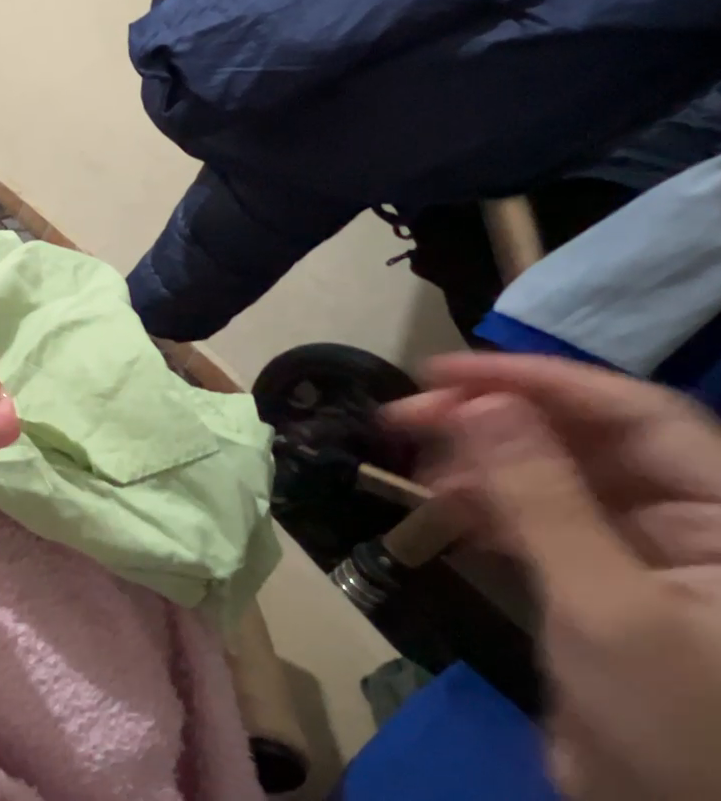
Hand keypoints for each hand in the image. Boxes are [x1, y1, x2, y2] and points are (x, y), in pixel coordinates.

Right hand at [388, 354, 720, 800]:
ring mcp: (650, 554)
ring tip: (411, 464)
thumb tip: (478, 405)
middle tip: (403, 416)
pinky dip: (486, 507)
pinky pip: (543, 521)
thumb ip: (542, 498)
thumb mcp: (604, 606)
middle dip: (493, 421)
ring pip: (556, 478)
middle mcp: (699, 524)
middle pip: (590, 441)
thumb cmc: (674, 722)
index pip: (636, 416)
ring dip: (479, 463)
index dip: (538, 381)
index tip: (440, 372)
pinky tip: (438, 506)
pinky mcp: (605, 583)